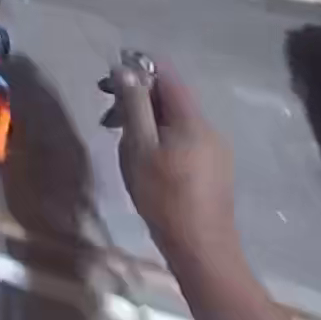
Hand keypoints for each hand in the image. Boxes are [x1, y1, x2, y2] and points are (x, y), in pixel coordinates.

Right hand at [104, 63, 236, 258]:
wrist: (201, 251)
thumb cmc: (164, 195)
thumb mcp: (138, 145)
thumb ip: (133, 104)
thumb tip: (125, 69)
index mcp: (192, 119)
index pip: (166, 73)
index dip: (137, 68)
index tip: (109, 82)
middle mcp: (208, 128)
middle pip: (169, 94)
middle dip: (136, 95)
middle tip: (107, 114)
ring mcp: (213, 148)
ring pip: (173, 116)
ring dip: (144, 116)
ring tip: (120, 135)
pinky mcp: (211, 166)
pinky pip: (181, 134)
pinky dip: (157, 133)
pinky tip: (142, 153)